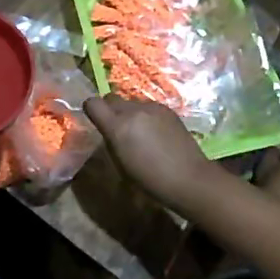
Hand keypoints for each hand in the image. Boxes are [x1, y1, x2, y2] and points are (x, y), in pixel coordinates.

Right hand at [83, 96, 221, 204]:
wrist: (188, 177)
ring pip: (131, 102)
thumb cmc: (150, 180)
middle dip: (110, 110)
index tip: (95, 120)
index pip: (93, 103)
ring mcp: (152, 107)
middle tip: (117, 128)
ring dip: (129, 113)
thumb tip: (108, 130)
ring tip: (140, 132)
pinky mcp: (168, 109)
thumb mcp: (121, 164)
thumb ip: (111, 140)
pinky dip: (146, 115)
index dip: (91, 109)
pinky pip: (148, 107)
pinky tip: (156, 133)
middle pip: (111, 99)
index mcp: (118, 126)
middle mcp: (133, 110)